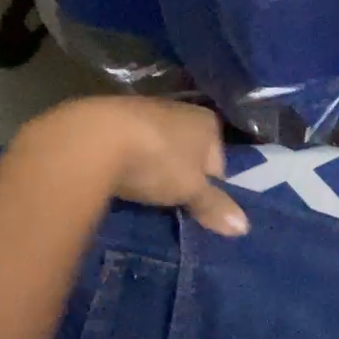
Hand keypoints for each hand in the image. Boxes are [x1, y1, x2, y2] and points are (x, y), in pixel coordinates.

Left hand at [18, 97, 248, 237]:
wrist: (93, 138)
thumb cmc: (156, 160)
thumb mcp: (189, 189)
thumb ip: (214, 205)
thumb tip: (245, 228)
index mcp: (207, 122)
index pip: (218, 161)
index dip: (206, 187)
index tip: (189, 206)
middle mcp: (181, 109)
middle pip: (187, 152)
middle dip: (177, 175)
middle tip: (163, 201)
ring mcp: (146, 109)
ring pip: (157, 146)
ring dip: (150, 166)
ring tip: (136, 191)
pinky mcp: (113, 116)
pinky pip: (128, 143)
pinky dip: (124, 159)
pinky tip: (113, 175)